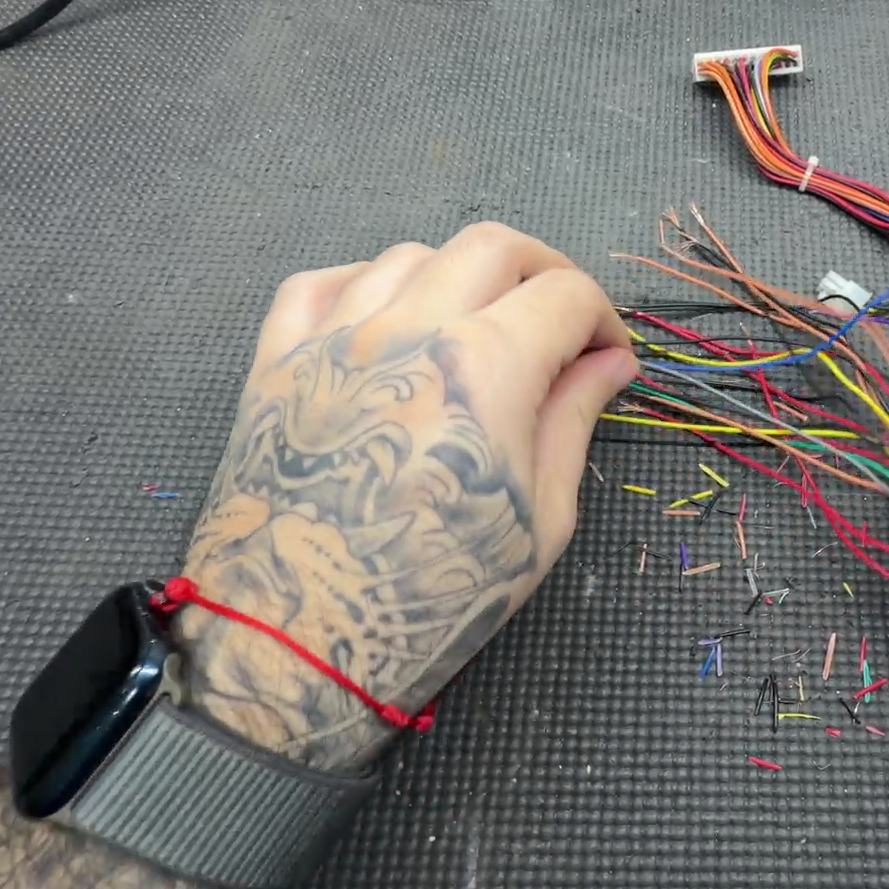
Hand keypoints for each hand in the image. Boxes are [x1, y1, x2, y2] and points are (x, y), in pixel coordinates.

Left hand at [175, 223, 636, 771]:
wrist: (300, 642)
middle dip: (547, 272)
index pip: (568, 295)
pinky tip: (391, 320)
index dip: (606, 318)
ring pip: (414, 253)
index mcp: (488, 365)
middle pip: (497, 246)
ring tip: (480, 328)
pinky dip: (371, 284)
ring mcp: (335, 336)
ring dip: (466, 277)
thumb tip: (612, 362)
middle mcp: (411, 326)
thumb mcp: (543, 514)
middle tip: (562, 321)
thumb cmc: (440, 591)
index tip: (609, 356)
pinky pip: (324, 282)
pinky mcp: (276, 360)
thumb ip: (576, 417)